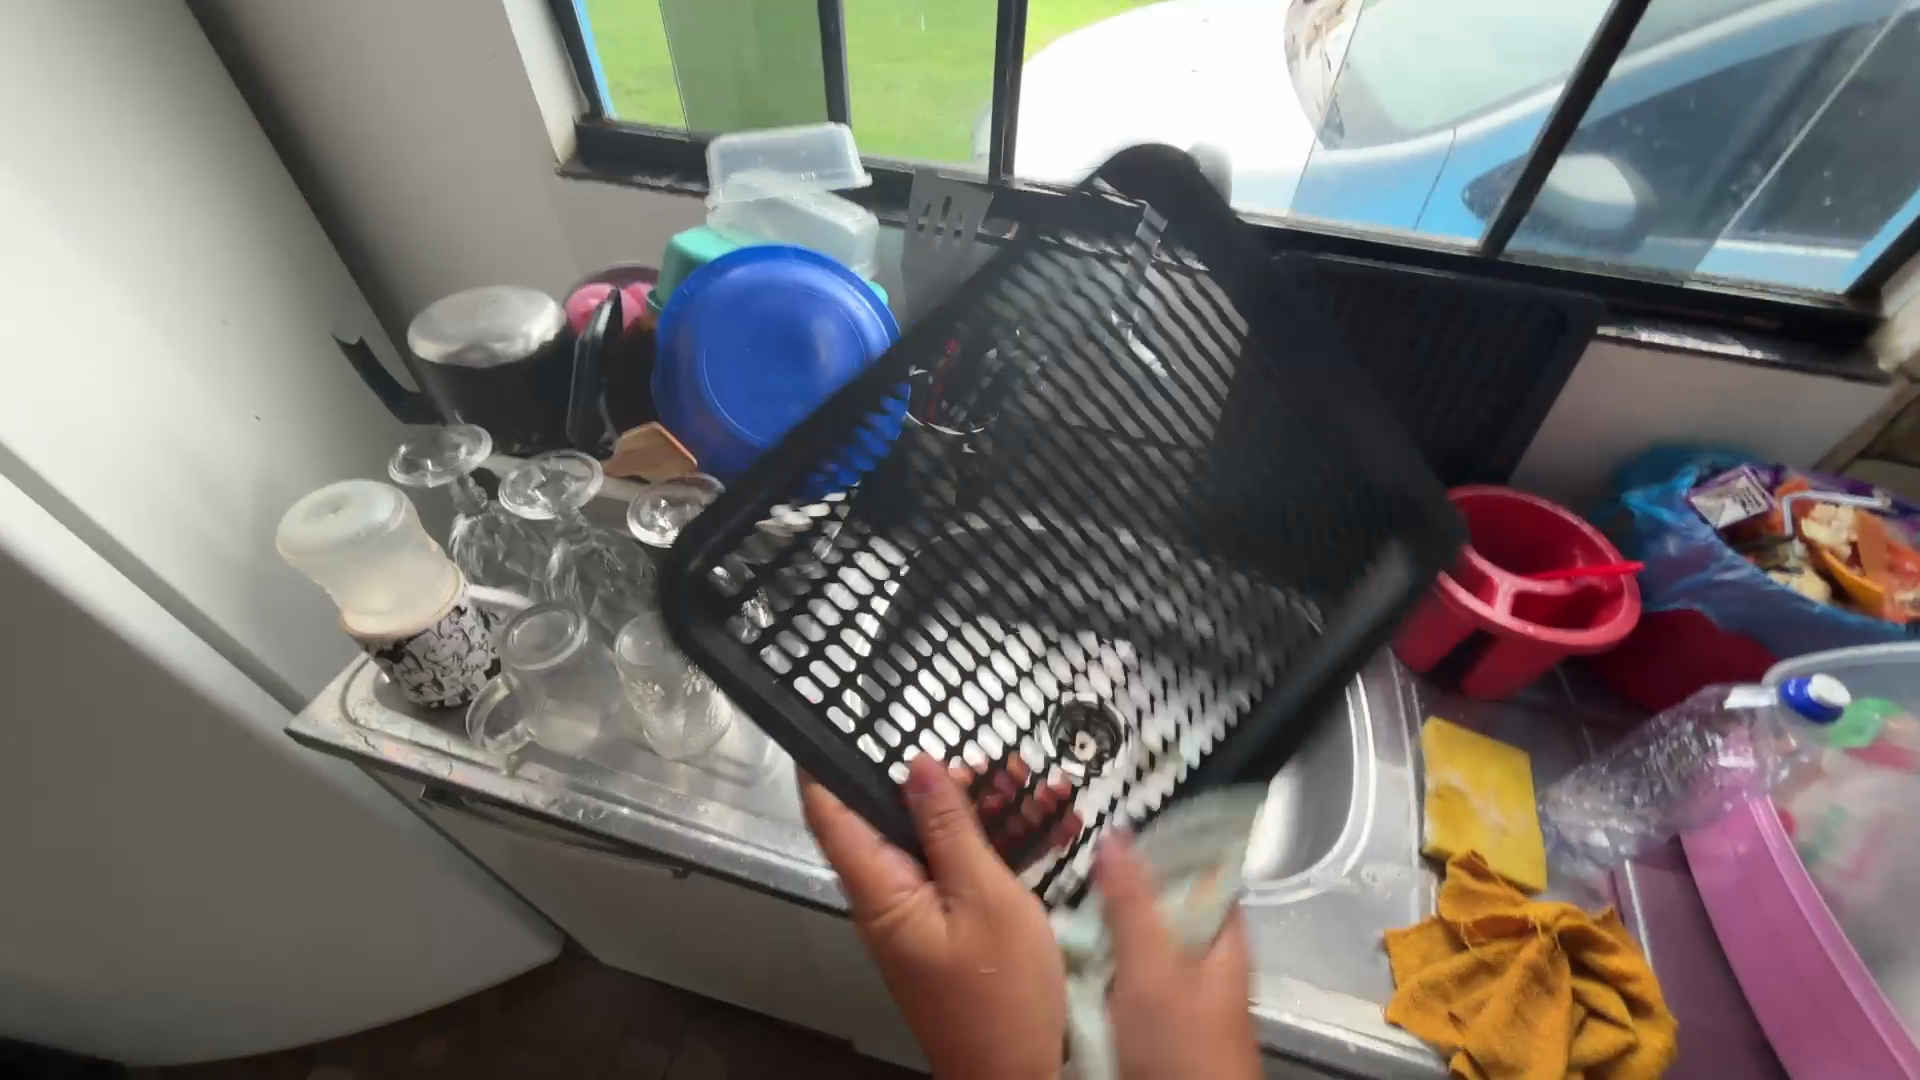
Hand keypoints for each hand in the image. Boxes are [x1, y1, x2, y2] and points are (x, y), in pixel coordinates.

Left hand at [800, 757, 1064, 1079]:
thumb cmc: (1001, 993)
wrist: (1019, 1077)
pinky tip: (1048, 824)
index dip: (824, 763)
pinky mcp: (947, 916)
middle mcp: (889, 890)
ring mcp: (920, 904)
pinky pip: (965, 862)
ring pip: (941, 833)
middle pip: (898, 812)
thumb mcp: (983, 896)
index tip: (834, 717)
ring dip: (986, 806)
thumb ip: (948, 827)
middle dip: (947, 778)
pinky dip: (999, 840)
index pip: (830, 813)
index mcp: (879, 886)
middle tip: (1001, 763)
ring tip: (1036, 786)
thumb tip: (915, 764)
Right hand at [1097, 834, 1262, 1079]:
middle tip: (1080, 847)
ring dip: (1112, 914)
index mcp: (1223, 936)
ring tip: (1068, 883)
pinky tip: (1074, 939)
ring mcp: (1181, 989)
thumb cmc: (1181, 1046)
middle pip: (1168, 900)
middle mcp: (1206, 956)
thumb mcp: (1152, 967)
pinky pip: (1129, 967)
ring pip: (1144, 934)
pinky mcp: (1156, 1016)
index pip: (1202, 868)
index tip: (1122, 813)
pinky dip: (1106, 950)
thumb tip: (1116, 832)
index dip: (1167, 839)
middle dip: (1127, 877)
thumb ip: (1132, 902)